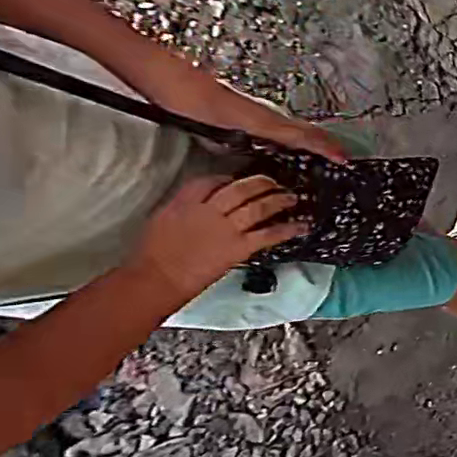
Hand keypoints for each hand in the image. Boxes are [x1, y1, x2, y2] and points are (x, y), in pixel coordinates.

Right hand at [127, 175, 307, 298]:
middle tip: (273, 182)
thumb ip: (185, 206)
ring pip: (258, 207)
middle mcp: (209, 210)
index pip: (211, 181)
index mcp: (186, 202)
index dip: (229, 178)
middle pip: (240, 189)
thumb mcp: (163, 219)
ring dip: (278, 200)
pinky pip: (268, 234)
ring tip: (292, 197)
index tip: (239, 179)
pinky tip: (301, 226)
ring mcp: (225, 228)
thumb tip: (203, 202)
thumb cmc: (155, 254)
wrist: (158, 278)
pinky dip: (287, 229)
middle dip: (261, 183)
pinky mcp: (238, 247)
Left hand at [164, 72, 349, 162]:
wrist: (164, 76)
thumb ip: (246, 139)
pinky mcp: (243, 112)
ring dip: (312, 139)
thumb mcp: (218, 125)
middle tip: (344, 154)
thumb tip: (263, 149)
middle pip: (304, 130)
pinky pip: (278, 127)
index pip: (304, 136)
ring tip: (325, 150)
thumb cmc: (187, 100)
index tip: (345, 157)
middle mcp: (264, 116)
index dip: (325, 148)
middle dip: (326, 142)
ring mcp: (255, 113)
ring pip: (293, 128)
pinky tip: (286, 142)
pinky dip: (293, 135)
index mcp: (263, 121)